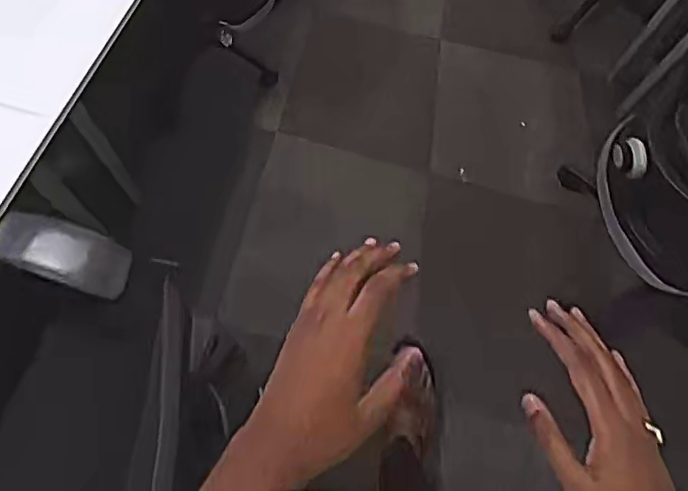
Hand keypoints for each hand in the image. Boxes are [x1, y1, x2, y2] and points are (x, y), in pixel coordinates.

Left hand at [204, 240, 419, 490]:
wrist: (274, 441)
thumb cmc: (321, 432)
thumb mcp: (368, 416)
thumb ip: (394, 382)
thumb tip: (413, 355)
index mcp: (350, 337)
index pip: (377, 290)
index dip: (396, 274)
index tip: (409, 268)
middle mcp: (329, 320)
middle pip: (354, 273)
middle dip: (376, 256)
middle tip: (392, 247)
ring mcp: (309, 320)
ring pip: (334, 275)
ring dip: (353, 257)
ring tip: (369, 245)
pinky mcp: (296, 326)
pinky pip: (314, 286)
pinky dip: (327, 269)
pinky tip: (334, 262)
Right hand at [524, 301, 675, 490]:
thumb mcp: (575, 483)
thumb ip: (551, 440)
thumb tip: (530, 401)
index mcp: (609, 422)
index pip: (578, 365)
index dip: (556, 336)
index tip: (539, 318)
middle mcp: (627, 415)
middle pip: (599, 358)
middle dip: (574, 328)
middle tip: (553, 307)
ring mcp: (640, 423)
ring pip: (616, 367)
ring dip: (595, 339)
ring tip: (578, 319)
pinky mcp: (646, 435)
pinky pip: (631, 386)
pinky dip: (619, 365)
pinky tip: (615, 357)